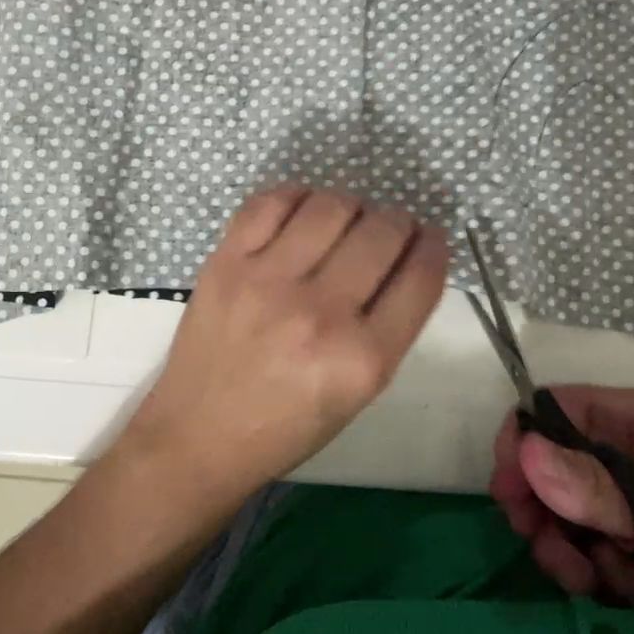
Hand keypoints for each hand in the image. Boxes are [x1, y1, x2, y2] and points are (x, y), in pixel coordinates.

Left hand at [118, 187, 450, 499]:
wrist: (198, 436)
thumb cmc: (286, 426)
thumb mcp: (358, 394)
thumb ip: (388, 328)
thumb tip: (408, 259)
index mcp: (361, 360)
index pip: (421, 278)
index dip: (435, 247)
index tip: (431, 239)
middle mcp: (319, 314)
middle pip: (382, 233)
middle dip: (398, 223)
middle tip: (389, 229)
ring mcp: (268, 282)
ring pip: (331, 206)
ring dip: (351, 206)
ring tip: (346, 220)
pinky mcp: (225, 263)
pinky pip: (271, 202)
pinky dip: (297, 197)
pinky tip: (303, 212)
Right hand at [489, 386, 633, 630]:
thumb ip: (596, 490)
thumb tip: (522, 453)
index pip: (551, 409)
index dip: (521, 446)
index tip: (509, 499)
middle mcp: (632, 448)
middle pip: (554, 467)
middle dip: (551, 518)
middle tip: (562, 564)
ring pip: (576, 514)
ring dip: (585, 555)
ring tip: (624, 586)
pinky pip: (607, 547)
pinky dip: (617, 573)